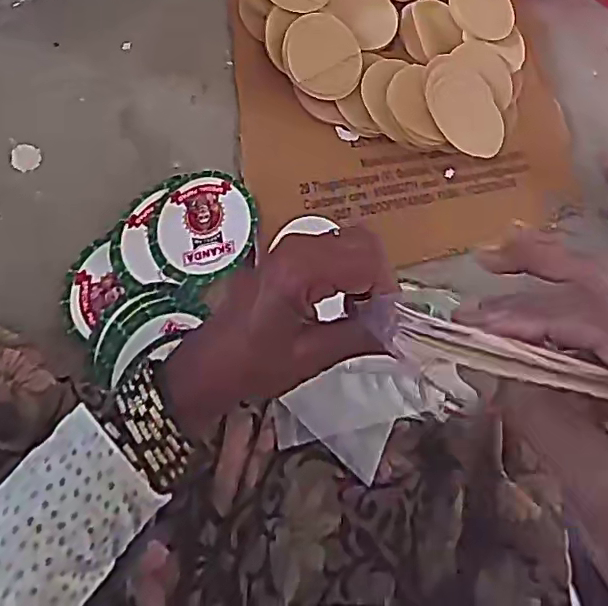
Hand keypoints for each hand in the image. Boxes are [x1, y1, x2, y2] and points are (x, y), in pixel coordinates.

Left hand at [160, 226, 397, 436]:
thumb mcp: (309, 356)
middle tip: (379, 317)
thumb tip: (401, 334)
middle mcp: (300, 244)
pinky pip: (338, 248)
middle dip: (380, 279)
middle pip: (365, 244)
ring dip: (367, 274)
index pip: (367, 262)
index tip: (390, 324)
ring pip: (354, 242)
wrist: (206, 365)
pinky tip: (346, 303)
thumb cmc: (251, 364)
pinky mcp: (293, 250)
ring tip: (363, 314)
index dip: (386, 292)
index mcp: (301, 267)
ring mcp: (295, 243)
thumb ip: (360, 336)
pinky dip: (352, 270)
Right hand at [461, 233, 607, 605]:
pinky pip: (589, 329)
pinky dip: (546, 318)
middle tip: (487, 260)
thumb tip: (484, 365)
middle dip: (542, 270)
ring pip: (596, 300)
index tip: (483, 323)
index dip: (538, 313)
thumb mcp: (595, 493)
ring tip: (492, 275)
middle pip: (604, 294)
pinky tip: (514, 317)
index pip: (604, 323)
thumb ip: (543, 422)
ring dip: (540, 286)